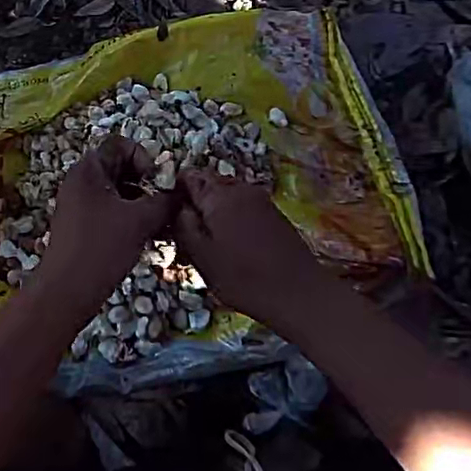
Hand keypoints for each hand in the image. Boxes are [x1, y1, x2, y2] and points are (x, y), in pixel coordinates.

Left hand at [36, 136, 176, 305]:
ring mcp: (79, 204)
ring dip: (142, 204)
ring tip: (160, 226)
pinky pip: (111, 211)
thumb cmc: (102, 247)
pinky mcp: (82, 225)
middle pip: (121, 168)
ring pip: (118, 192)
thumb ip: (165, 200)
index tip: (157, 183)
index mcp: (88, 169)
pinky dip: (130, 219)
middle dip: (147, 184)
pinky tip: (147, 239)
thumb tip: (180, 191)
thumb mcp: (140, 220)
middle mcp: (81, 181)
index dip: (145, 158)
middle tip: (164, 206)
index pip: (121, 145)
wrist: (66, 291)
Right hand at [173, 170, 343, 334]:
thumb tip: (177, 206)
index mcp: (218, 195)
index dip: (174, 191)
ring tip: (210, 240)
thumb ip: (183, 225)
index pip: (187, 176)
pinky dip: (232, 217)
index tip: (169, 214)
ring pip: (226, 195)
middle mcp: (239, 188)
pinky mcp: (273, 213)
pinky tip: (232, 243)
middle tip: (187, 231)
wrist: (301, 294)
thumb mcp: (202, 257)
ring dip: (214, 210)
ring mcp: (259, 199)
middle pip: (208, 183)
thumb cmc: (244, 278)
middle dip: (195, 201)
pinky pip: (242, 205)